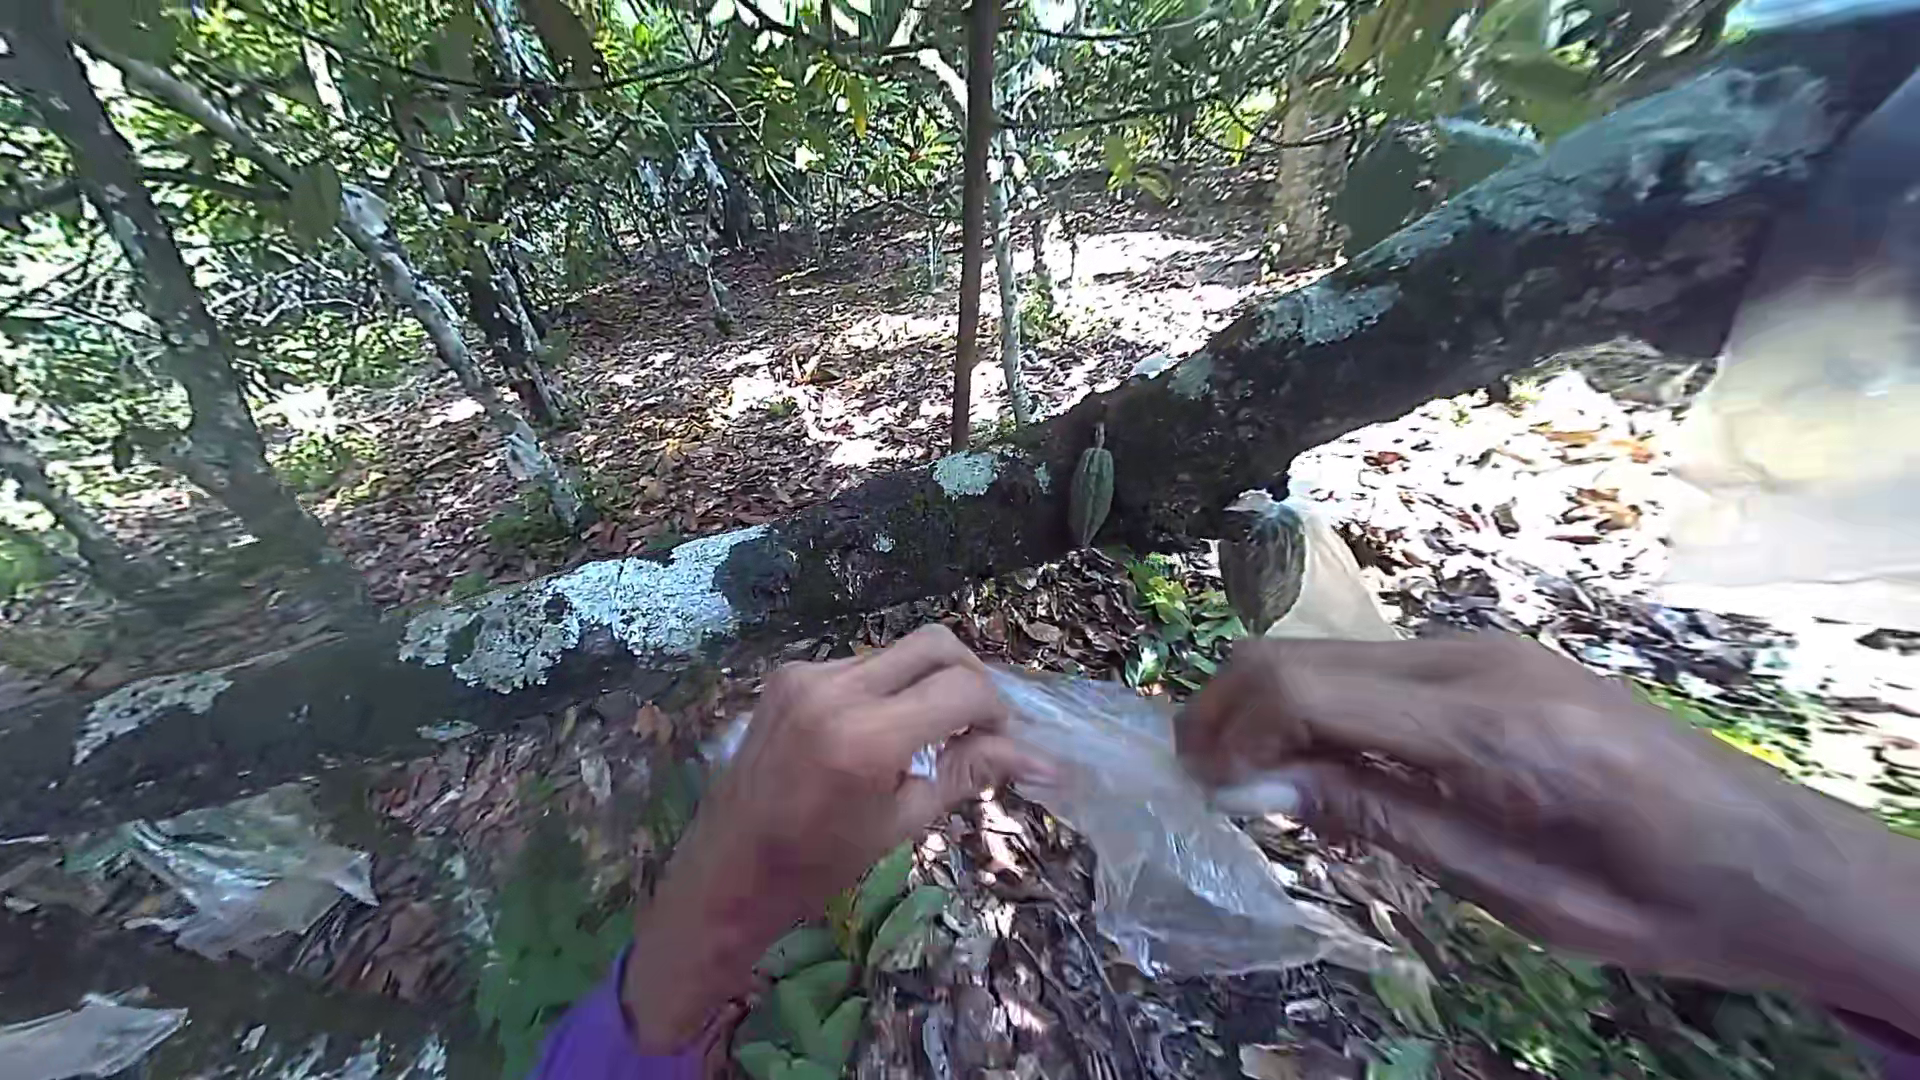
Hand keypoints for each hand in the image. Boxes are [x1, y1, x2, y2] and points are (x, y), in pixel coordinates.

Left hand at [623, 624, 1047, 1049]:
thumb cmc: (819, 864)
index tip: (998, 738)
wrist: (725, 870)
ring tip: (923, 729)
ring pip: (898, 651)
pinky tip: (874, 727)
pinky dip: (885, 687)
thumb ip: (970, 772)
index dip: (995, 709)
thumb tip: (1043, 760)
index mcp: (867, 738)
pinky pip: (860, 663)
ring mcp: (807, 673)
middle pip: (936, 641)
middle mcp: (836, 689)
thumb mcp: (904, 821)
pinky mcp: (789, 672)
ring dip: (926, 681)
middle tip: (975, 718)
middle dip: (970, 673)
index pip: (962, 690)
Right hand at [1177, 634, 1919, 1032]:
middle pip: (1291, 656)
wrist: (1798, 861)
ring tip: (1238, 766)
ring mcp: (1466, 646)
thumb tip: (1252, 788)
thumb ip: (1373, 818)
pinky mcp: (1465, 652)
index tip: (1205, 787)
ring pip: (1310, 652)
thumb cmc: (1670, 905)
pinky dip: (1301, 704)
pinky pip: (1349, 666)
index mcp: (1495, 728)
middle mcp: (1467, 660)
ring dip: (1254, 704)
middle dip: (1223, 709)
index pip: (1309, 695)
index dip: (1235, 735)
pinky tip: (1305, 754)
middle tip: (1197, 770)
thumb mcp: (1515, 893)